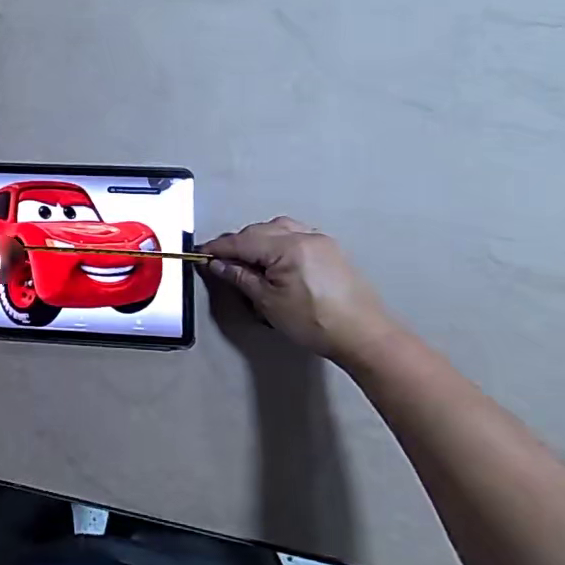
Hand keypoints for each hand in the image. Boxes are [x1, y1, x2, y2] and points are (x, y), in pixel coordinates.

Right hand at [201, 216, 399, 361]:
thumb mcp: (267, 302)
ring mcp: (321, 241)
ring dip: (257, 239)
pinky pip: (295, 235)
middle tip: (220, 262)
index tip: (200, 254)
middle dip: (237, 243)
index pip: (243, 240)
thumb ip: (240, 277)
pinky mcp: (330, 250)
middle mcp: (305, 236)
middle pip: (259, 230)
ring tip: (245, 259)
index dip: (218, 247)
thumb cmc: (314, 322)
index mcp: (288, 247)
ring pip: (278, 228)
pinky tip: (272, 259)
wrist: (363, 335)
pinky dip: (277, 241)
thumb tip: (217, 264)